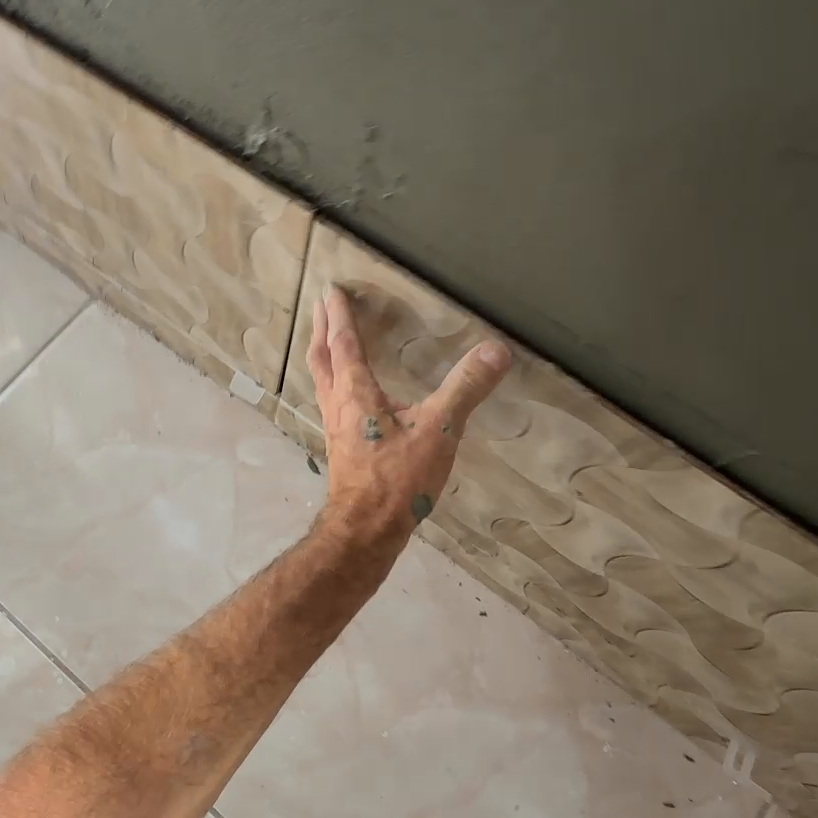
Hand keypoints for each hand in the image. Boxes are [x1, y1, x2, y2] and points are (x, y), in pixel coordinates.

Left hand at [306, 284, 510, 548]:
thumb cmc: (396, 479)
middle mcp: (338, 404)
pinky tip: (345, 393)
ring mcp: (334, 426)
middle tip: (322, 305)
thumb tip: (496, 349)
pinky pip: (329, 400)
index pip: (344, 343)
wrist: (366, 528)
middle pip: (322, 357)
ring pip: (321, 379)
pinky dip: (331, 381)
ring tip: (325, 339)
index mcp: (356, 392)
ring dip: (322, 353)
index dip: (340, 316)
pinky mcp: (340, 445)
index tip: (332, 290)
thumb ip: (466, 388)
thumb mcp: (439, 430)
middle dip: (322, 328)